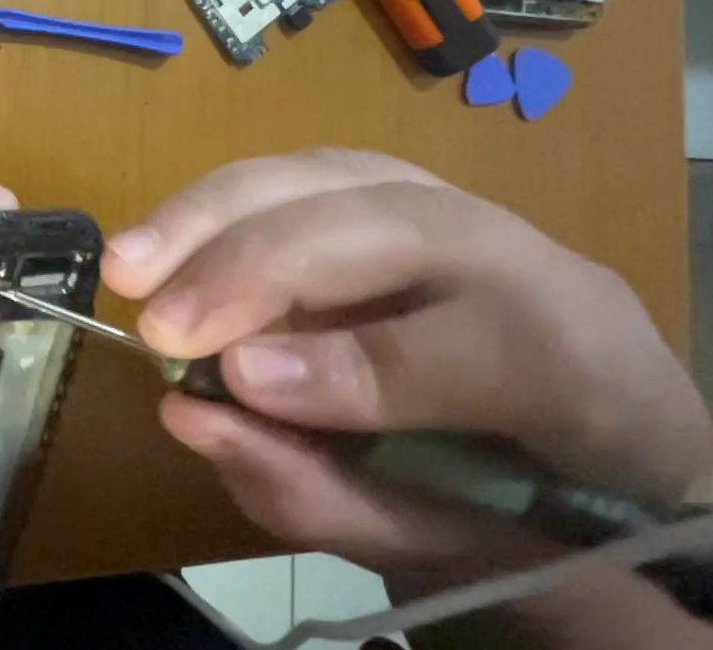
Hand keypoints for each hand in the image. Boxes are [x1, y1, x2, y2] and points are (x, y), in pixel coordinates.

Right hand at [100, 150, 710, 570]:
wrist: (546, 423)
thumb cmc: (485, 498)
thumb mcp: (422, 537)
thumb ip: (316, 492)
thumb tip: (187, 416)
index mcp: (587, 371)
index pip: (489, 350)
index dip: (361, 366)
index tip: (236, 380)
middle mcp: (517, 258)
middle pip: (383, 224)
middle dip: (258, 267)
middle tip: (156, 325)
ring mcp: (432, 203)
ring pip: (317, 177)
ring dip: (206, 216)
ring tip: (125, 266)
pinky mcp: (361, 185)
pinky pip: (280, 177)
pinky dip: (206, 207)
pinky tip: (156, 245)